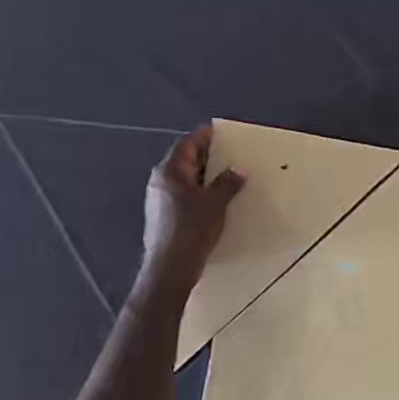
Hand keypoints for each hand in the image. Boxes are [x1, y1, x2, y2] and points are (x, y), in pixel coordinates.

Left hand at [140, 125, 244, 294]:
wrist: (170, 268)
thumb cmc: (191, 230)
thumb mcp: (214, 204)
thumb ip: (227, 183)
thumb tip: (239, 169)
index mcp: (169, 172)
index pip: (186, 145)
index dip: (202, 136)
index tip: (217, 131)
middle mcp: (160, 181)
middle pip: (182, 160)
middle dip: (204, 155)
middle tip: (226, 152)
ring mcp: (158, 199)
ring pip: (182, 178)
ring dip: (202, 174)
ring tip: (224, 175)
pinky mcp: (163, 215)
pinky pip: (182, 193)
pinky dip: (197, 189)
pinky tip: (212, 198)